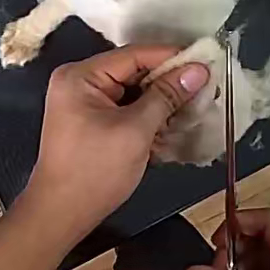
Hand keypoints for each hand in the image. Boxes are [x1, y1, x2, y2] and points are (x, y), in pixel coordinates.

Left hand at [22, 45, 209, 235]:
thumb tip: (199, 70)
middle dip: (169, 81)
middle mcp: (81, 82)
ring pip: (135, 91)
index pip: (135, 55)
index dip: (172, 57)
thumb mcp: (136, 130)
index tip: (207, 62)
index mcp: (81, 76)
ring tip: (195, 106)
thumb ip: (167, 96)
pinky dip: (150, 114)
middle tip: (206, 86)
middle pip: (135, 71)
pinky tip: (173, 123)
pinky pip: (128, 107)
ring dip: (163, 100)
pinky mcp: (94, 121)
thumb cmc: (95, 171)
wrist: (62, 215)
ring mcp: (86, 102)